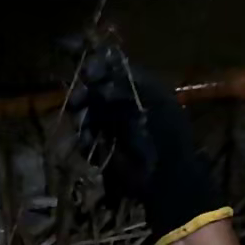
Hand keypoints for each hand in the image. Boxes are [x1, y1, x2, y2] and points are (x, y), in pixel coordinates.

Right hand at [67, 45, 225, 244]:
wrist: (167, 176)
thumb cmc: (166, 135)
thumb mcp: (153, 101)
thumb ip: (125, 86)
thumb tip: (97, 81)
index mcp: (142, 89)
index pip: (114, 70)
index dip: (99, 69)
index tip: (87, 72)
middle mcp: (126, 104)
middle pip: (96, 91)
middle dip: (85, 96)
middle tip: (77, 102)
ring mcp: (114, 126)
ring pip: (87, 113)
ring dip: (83, 120)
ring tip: (87, 131)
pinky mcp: (105, 147)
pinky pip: (87, 137)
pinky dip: (86, 140)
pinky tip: (90, 145)